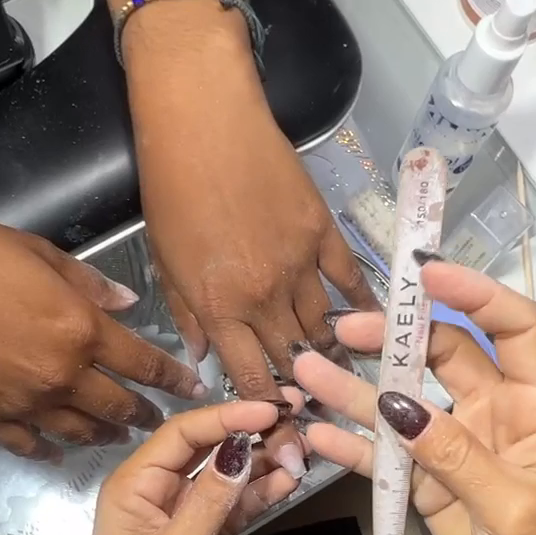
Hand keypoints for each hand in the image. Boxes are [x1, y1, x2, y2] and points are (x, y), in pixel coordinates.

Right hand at [0, 189, 206, 459]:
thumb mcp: (35, 251)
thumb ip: (87, 283)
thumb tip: (127, 304)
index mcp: (80, 330)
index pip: (143, 362)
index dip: (173, 377)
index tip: (194, 387)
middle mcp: (60, 376)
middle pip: (118, 405)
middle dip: (146, 414)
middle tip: (162, 420)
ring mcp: (22, 403)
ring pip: (79, 431)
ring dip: (106, 435)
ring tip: (121, 438)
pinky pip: (27, 445)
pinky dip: (48, 451)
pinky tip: (60, 454)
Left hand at [66, 401, 300, 534]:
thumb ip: (211, 501)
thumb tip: (242, 449)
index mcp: (135, 483)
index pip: (182, 433)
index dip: (227, 416)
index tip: (270, 409)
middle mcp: (157, 489)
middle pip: (207, 448)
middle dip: (250, 435)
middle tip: (297, 424)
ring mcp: (181, 513)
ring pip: (225, 476)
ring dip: (261, 465)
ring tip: (303, 453)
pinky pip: (232, 506)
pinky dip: (258, 495)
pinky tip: (289, 482)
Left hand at [130, 52, 377, 482]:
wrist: (203, 119)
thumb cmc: (170, 190)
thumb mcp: (164, 261)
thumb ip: (187, 315)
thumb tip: (204, 358)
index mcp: (219, 308)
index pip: (251, 377)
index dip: (267, 403)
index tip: (277, 415)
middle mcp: (264, 297)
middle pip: (292, 358)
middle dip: (301, 384)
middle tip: (312, 398)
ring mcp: (300, 265)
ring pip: (323, 326)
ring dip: (331, 352)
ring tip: (339, 368)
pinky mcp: (324, 232)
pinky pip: (349, 279)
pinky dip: (361, 303)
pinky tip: (371, 321)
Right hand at [293, 262, 535, 534]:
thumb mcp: (515, 507)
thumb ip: (456, 455)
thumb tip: (397, 406)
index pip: (515, 328)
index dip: (476, 295)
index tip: (427, 275)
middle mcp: (493, 412)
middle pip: (443, 356)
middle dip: (394, 338)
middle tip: (343, 328)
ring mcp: (455, 444)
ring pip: (403, 403)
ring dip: (358, 388)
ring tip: (308, 370)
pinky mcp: (427, 479)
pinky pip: (386, 456)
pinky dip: (353, 446)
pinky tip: (316, 434)